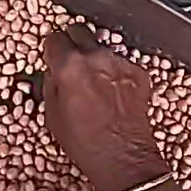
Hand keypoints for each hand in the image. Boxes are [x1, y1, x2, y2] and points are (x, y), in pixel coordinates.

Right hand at [41, 24, 167, 190]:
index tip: (53, 56)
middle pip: (80, 32)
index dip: (52, 49)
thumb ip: (51, 84)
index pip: (54, 38)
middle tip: (71, 64)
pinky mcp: (139, 73)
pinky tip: (112, 94)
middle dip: (73, 44)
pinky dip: (115, 73)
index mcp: (69, 66)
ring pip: (102, 49)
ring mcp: (120, 63)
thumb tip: (54, 71)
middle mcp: (96, 57)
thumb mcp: (52, 116)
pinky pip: (121, 63)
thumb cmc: (84, 143)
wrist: (123, 157)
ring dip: (96, 60)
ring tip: (95, 86)